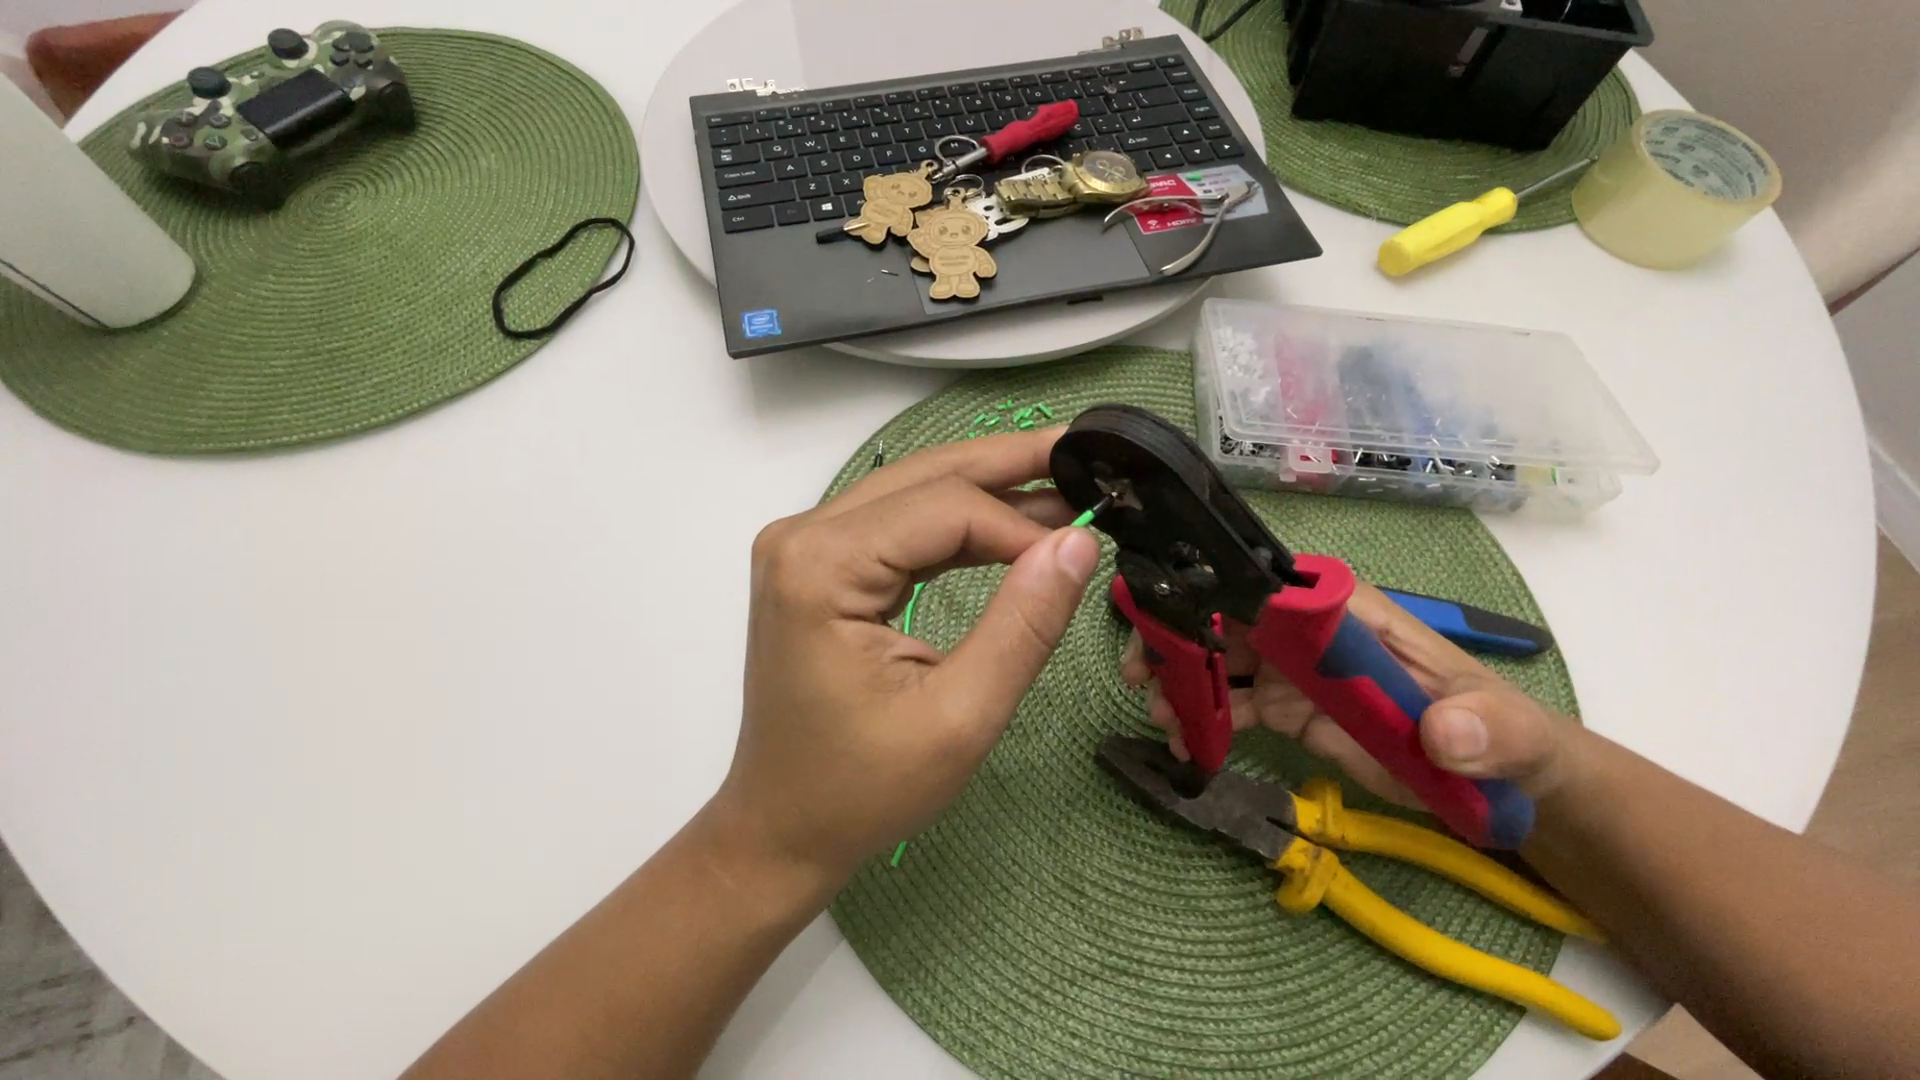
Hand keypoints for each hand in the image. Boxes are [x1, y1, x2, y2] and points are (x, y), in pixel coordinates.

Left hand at [710, 430, 1100, 884]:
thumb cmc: (863, 789)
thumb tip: (1078, 542)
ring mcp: (805, 548)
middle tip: (1085, 450)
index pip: (944, 510)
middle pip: (925, 477)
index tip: (1082, 552)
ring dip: (988, 490)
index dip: (1021, 525)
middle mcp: (803, 537)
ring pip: (913, 493)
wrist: (784, 828)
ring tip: (1063, 482)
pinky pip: (898, 525)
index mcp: (821, 566)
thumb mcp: (961, 717)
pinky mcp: (818, 566)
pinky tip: (1011, 524)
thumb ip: (1023, 626)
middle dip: (1009, 465)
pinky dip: (958, 525)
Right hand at [1120, 584, 1587, 806]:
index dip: (1217, 593)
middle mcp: (1310, 634)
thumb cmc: (1502, 735)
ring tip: (1157, 713)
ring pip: (1219, 659)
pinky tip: (1184, 742)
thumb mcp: (1503, 731)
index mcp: (1349, 614)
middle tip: (1139, 670)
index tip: (1171, 615)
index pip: (1273, 588)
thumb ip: (1483, 728)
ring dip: (1181, 679)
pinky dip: (1203, 719)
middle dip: (1178, 637)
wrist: (1497, 780)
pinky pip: (1232, 705)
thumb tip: (1446, 733)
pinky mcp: (1288, 710)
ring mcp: (1294, 671)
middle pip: (1228, 618)